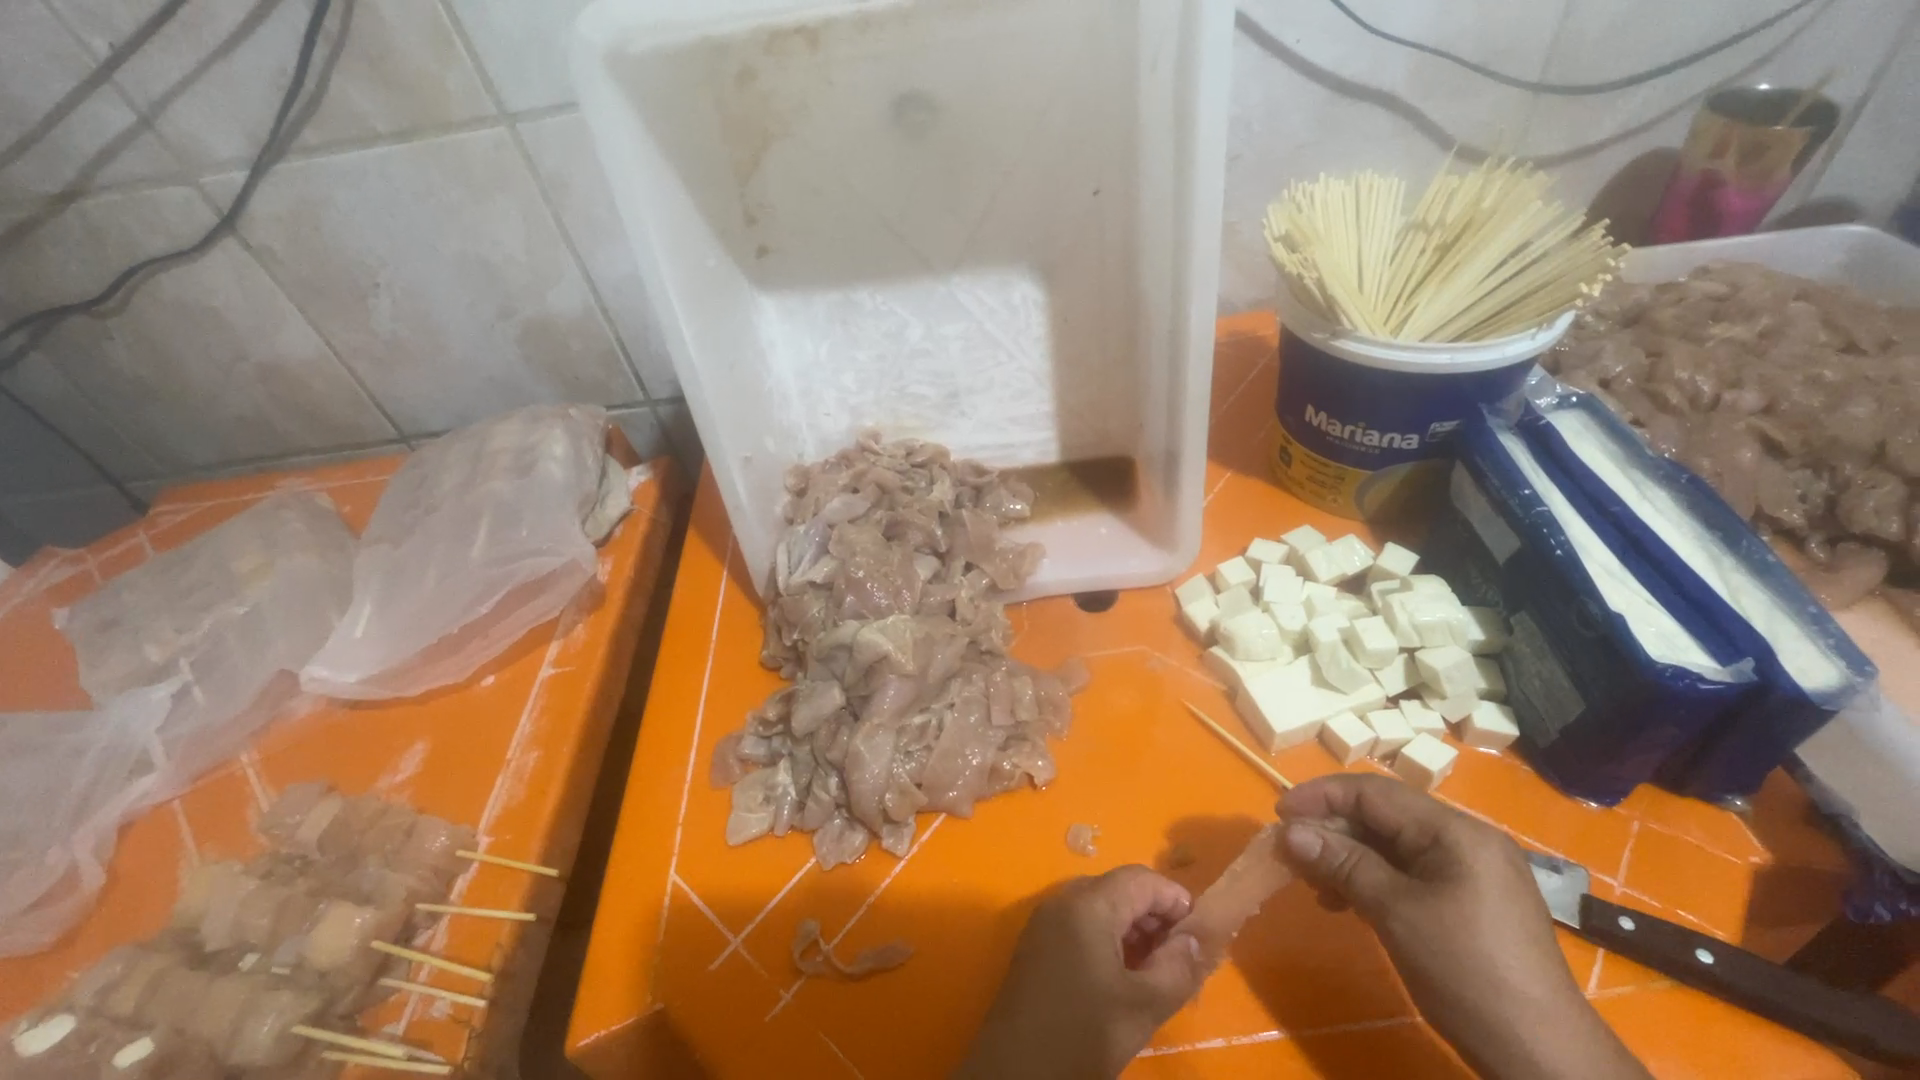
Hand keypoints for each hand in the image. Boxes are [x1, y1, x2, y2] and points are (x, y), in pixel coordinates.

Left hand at [956, 866, 1208, 1079]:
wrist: (1014, 1075)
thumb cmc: (1081, 1033)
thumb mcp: (1142, 1006)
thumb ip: (1179, 966)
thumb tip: (1200, 937)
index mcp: (1088, 904)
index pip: (1141, 879)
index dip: (1177, 901)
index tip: (1201, 938)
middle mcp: (1063, 902)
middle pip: (1120, 890)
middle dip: (1156, 918)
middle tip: (1183, 960)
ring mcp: (1045, 924)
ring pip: (1101, 910)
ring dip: (1134, 932)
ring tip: (1158, 974)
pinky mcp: (1036, 949)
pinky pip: (1081, 928)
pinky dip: (1109, 943)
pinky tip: (1123, 981)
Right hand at [1279, 774, 1650, 1079]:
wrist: (1540, 1051)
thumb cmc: (1464, 969)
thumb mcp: (1395, 912)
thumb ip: (1343, 864)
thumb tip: (1290, 833)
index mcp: (1456, 831)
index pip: (1375, 793)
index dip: (1321, 796)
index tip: (1278, 813)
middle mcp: (1467, 840)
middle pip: (1384, 816)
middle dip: (1332, 830)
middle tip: (1289, 853)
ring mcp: (1472, 871)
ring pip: (1393, 846)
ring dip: (1348, 857)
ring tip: (1313, 884)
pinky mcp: (1471, 901)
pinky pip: (1410, 873)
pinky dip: (1373, 880)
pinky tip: (1347, 903)